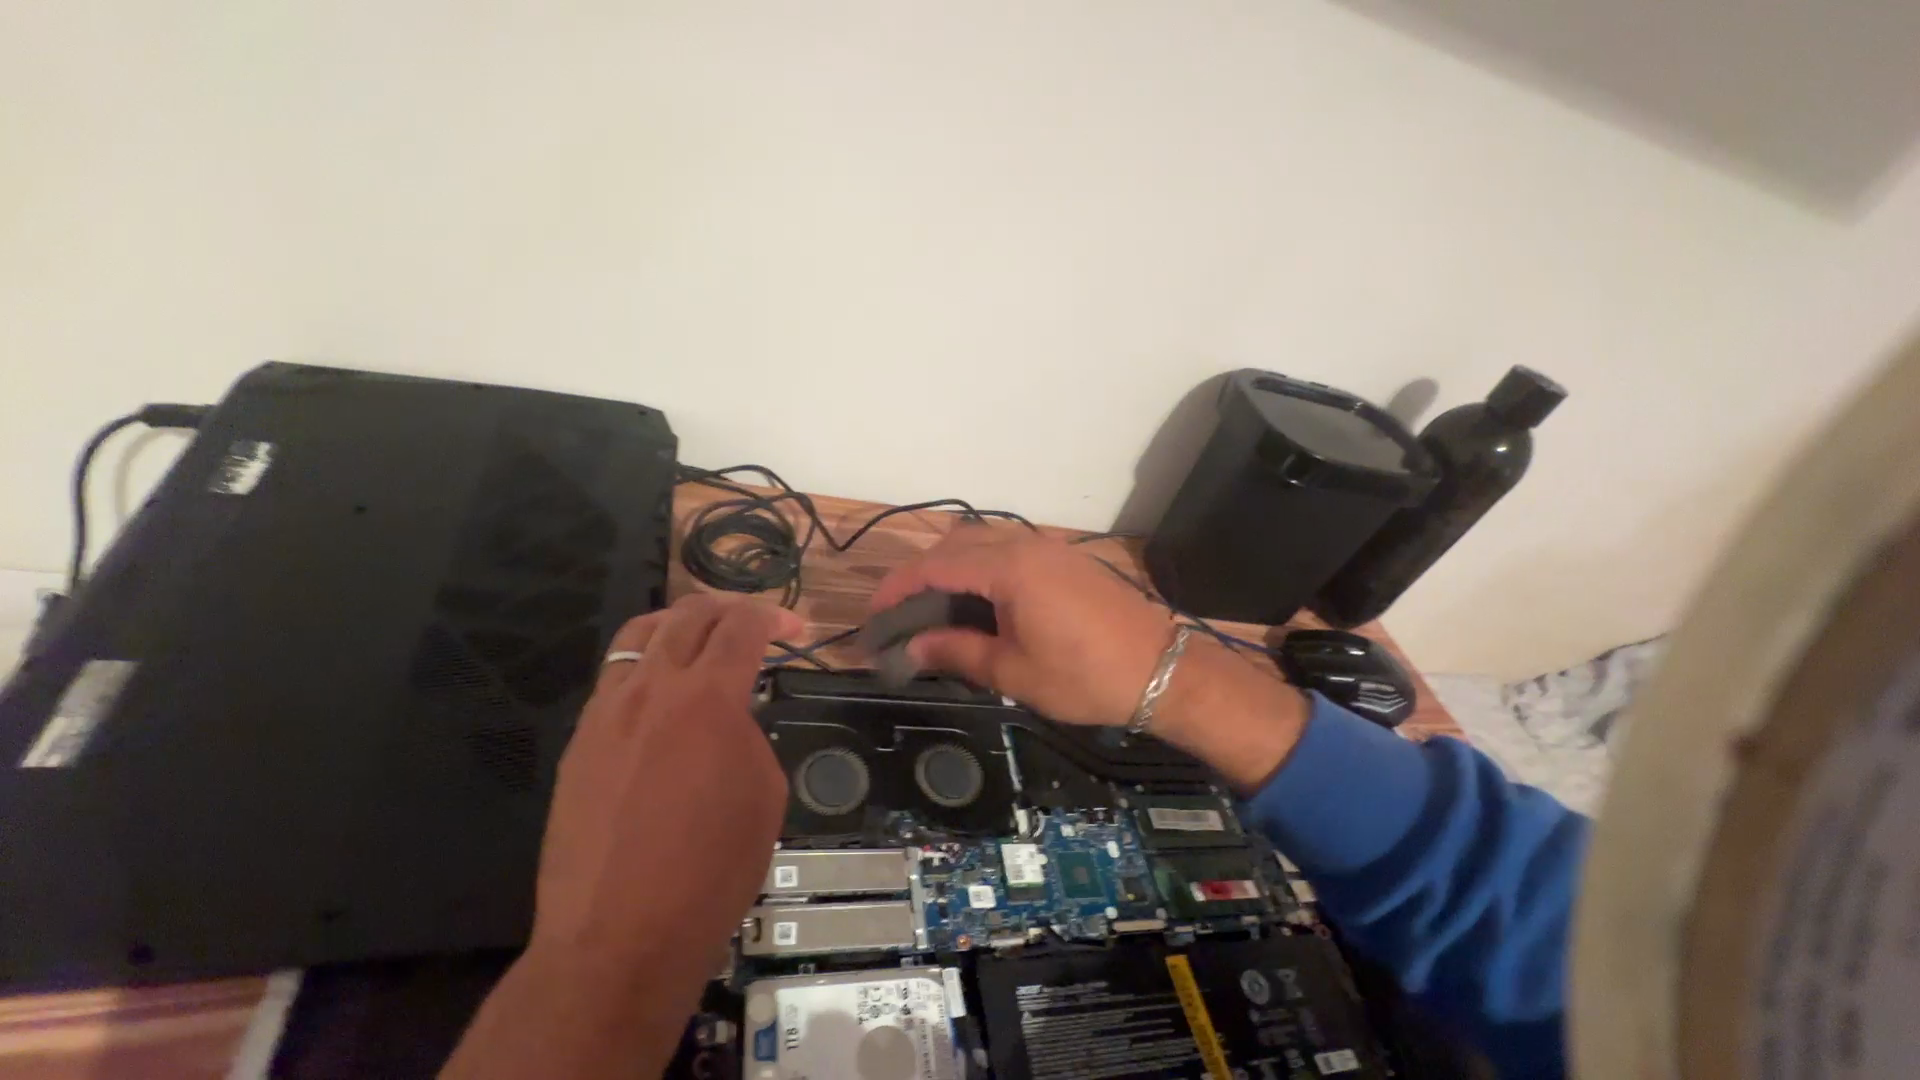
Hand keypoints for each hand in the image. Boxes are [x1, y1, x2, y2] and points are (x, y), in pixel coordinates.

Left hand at [443, 593, 803, 1079]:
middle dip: (729, 608)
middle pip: (688, 615)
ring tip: (701, 638)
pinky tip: (660, 697)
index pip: (742, 627)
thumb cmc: (711, 871)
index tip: (796, 629)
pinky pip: (614, 681)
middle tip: (755, 624)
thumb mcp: (764, 795)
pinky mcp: (579, 743)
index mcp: (707, 698)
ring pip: (638, 636)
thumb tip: (728, 722)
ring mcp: (606, 713)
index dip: (776, 617)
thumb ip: (749, 737)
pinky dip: (645, 668)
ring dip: (678, 625)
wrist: (619, 937)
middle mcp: (651, 689)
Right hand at [872, 527, 1309, 792]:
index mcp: (1009, 568)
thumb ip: (956, 652)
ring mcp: (1050, 548)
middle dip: (920, 576)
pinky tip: (978, 605)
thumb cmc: (1085, 677)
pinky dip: (982, 570)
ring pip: (983, 544)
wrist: (1163, 670)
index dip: (898, 589)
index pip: (935, 565)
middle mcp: (1026, 545)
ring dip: (952, 569)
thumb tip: (910, 649)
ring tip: (934, 612)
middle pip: (955, 545)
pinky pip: (1009, 551)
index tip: (875, 616)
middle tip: (901, 617)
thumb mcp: (1013, 672)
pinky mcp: (1066, 560)